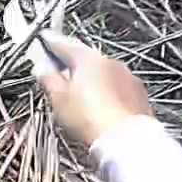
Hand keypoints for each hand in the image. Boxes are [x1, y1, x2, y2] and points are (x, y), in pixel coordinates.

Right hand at [34, 31, 152, 146]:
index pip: (65, 45)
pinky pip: (116, 88)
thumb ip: (49, 80)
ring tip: (78, 100)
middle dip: (71, 67)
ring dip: (90, 82)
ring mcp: (127, 76)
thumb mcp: (58, 99)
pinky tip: (98, 109)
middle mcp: (110, 61)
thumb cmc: (89, 118)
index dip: (51, 45)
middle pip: (85, 59)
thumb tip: (43, 70)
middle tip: (58, 79)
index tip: (45, 43)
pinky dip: (106, 94)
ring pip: (102, 74)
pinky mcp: (138, 94)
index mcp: (88, 58)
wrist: (123, 138)